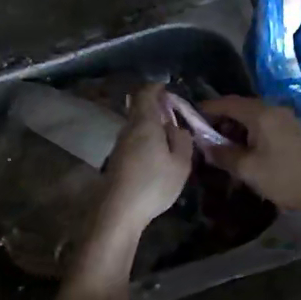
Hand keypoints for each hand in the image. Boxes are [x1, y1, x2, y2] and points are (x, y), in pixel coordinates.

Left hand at [100, 83, 193, 235]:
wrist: (118, 212)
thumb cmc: (153, 184)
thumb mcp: (180, 163)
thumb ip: (182, 140)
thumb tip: (177, 127)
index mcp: (145, 124)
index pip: (146, 94)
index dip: (156, 87)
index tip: (167, 87)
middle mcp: (128, 130)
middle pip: (140, 110)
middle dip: (157, 107)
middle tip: (176, 114)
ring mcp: (120, 146)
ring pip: (137, 126)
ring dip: (152, 126)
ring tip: (171, 136)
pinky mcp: (117, 161)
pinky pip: (134, 141)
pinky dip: (147, 140)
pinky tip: (158, 155)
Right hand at [199, 96, 300, 210]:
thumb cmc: (283, 178)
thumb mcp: (247, 169)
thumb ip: (222, 154)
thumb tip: (205, 145)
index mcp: (261, 114)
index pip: (227, 103)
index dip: (207, 109)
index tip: (190, 118)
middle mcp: (274, 109)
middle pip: (240, 107)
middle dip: (221, 119)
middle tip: (206, 137)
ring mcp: (286, 118)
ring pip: (253, 116)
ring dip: (236, 127)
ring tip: (224, 146)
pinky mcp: (293, 129)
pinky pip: (265, 124)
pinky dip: (251, 131)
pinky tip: (245, 149)